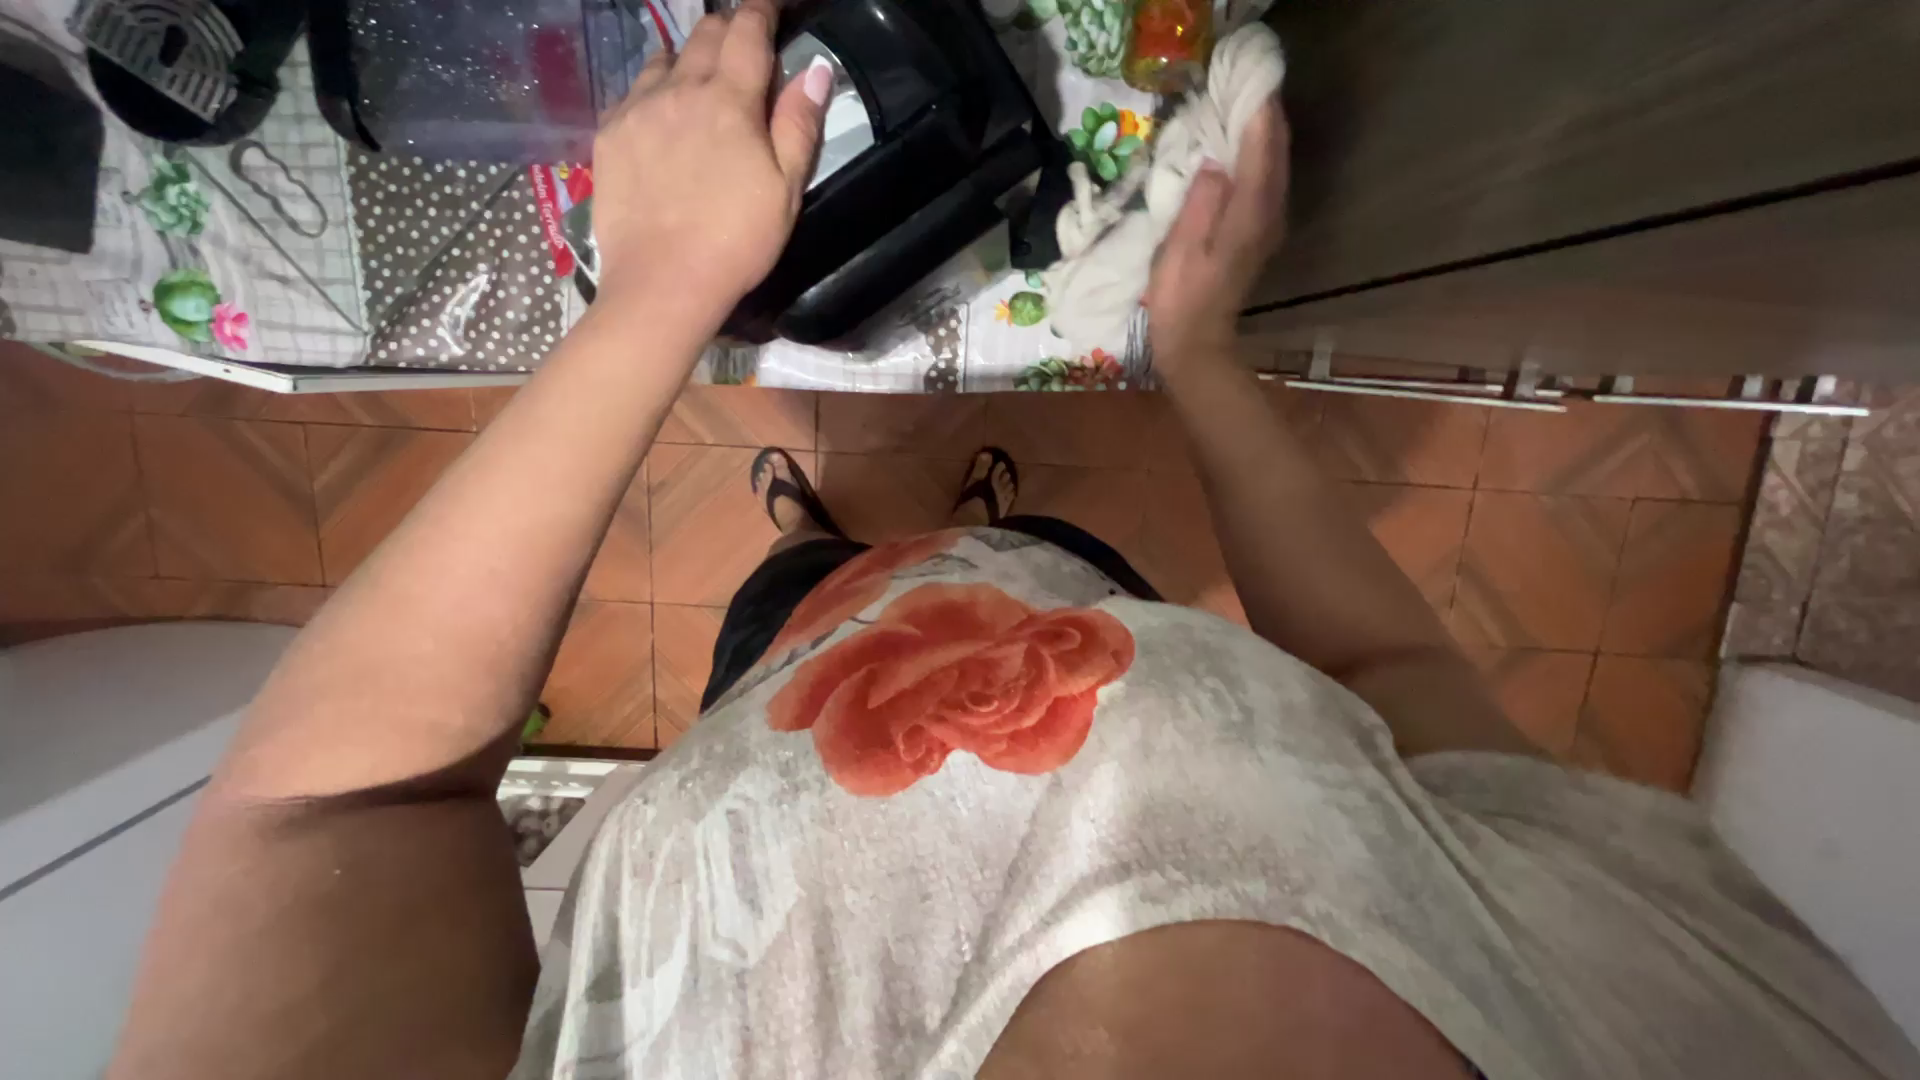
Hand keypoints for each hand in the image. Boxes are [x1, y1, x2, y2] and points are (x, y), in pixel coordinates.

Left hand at [590, 0, 830, 324]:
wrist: (664, 281)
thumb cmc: (737, 241)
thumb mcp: (785, 191)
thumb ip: (798, 126)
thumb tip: (815, 71)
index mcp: (729, 101)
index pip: (748, 31)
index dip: (763, 10)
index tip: (773, 6)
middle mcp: (679, 89)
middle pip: (704, 36)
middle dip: (729, 30)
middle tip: (744, 49)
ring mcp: (638, 110)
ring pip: (664, 59)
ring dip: (689, 61)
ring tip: (700, 85)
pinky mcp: (610, 135)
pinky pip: (633, 92)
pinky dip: (655, 91)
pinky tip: (663, 118)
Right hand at [1145, 98, 1290, 375]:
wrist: (1196, 345)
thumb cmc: (1181, 299)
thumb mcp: (1181, 248)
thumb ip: (1202, 201)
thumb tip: (1215, 164)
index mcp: (1251, 212)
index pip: (1262, 147)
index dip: (1256, 111)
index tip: (1241, 83)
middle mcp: (1269, 214)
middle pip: (1276, 152)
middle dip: (1262, 118)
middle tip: (1238, 90)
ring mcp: (1267, 227)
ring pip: (1274, 167)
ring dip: (1260, 138)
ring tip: (1236, 113)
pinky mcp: (1257, 237)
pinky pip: (1265, 185)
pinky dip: (1256, 161)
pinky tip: (1235, 155)